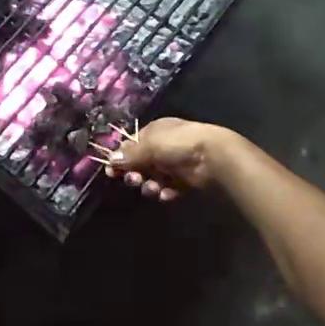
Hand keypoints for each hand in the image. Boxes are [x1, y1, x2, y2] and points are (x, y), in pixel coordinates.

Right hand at [108, 117, 238, 200]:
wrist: (214, 156)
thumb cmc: (178, 144)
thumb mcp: (149, 145)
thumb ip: (130, 154)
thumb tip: (110, 160)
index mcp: (154, 131)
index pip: (131, 144)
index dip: (121, 158)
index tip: (111, 172)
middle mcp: (164, 145)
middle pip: (141, 163)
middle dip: (135, 174)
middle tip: (135, 180)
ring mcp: (175, 163)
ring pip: (153, 178)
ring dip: (149, 185)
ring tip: (154, 188)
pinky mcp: (186, 179)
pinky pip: (169, 188)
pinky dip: (165, 192)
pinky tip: (167, 194)